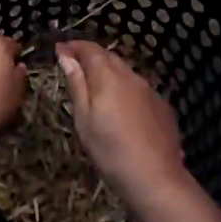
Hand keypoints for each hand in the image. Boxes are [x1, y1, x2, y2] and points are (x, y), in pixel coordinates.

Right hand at [56, 41, 186, 199]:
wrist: (155, 175)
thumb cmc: (110, 150)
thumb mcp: (84, 119)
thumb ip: (77, 84)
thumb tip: (66, 56)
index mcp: (109, 76)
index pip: (91, 49)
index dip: (74, 46)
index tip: (60, 48)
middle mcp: (132, 76)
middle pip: (109, 57)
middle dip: (91, 56)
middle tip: (73, 64)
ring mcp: (150, 89)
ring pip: (125, 71)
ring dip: (108, 71)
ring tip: (93, 84)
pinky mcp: (161, 104)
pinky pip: (138, 87)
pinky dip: (124, 87)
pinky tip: (120, 106)